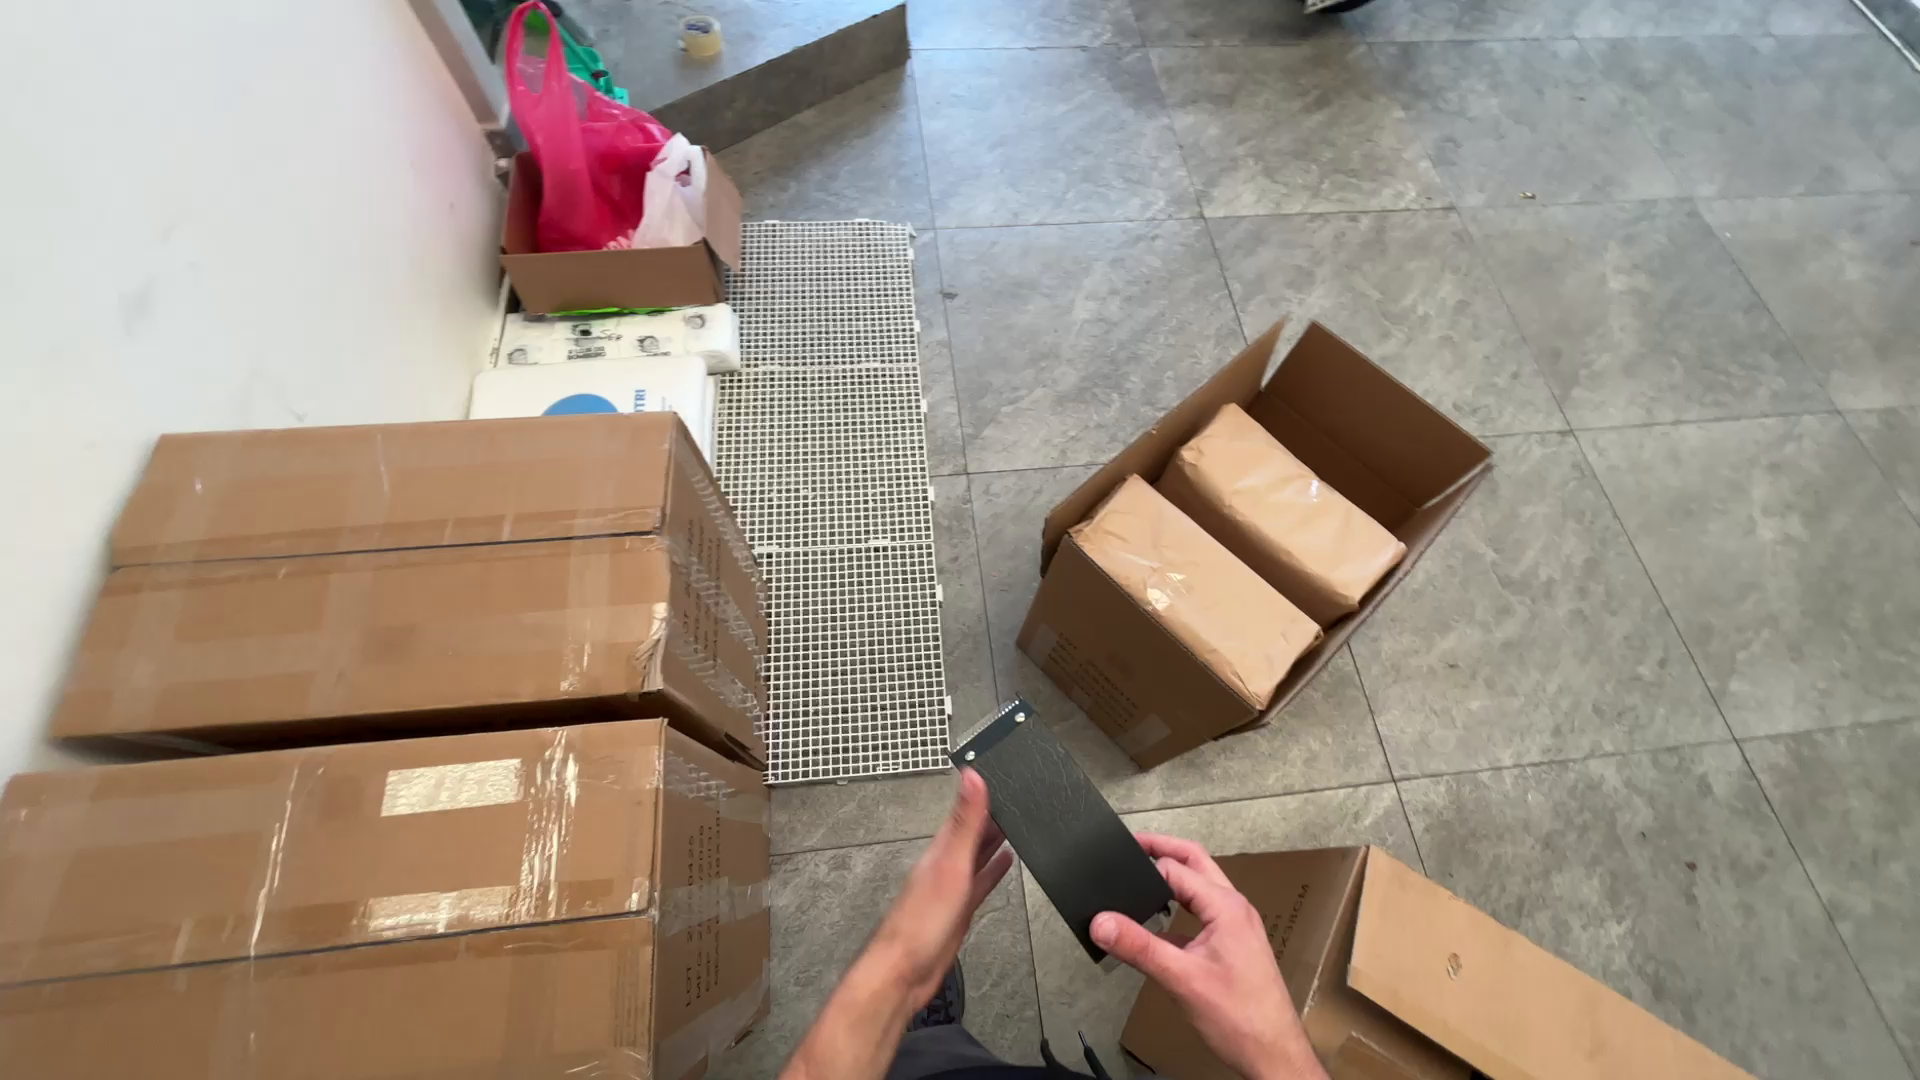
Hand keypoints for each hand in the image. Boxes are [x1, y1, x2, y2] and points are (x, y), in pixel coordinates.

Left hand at [779, 770, 1010, 1079]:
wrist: (905, 972)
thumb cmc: (920, 922)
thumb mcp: (949, 865)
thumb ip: (964, 822)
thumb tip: (970, 776)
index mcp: (943, 847)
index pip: (966, 810)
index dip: (983, 793)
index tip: (999, 773)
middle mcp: (946, 863)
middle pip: (973, 831)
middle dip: (993, 814)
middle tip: (1014, 796)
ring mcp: (953, 886)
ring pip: (978, 855)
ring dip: (994, 839)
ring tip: (1013, 823)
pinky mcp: (960, 908)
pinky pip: (981, 882)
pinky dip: (994, 870)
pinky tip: (1004, 863)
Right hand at [1091, 834, 1326, 1079]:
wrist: (1276, 1059)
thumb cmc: (1240, 1019)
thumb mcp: (1181, 979)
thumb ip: (1138, 947)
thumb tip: (1100, 922)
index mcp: (1225, 906)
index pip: (1175, 869)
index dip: (1144, 867)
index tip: (1114, 865)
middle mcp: (1234, 907)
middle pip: (1194, 861)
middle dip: (1163, 849)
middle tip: (1130, 844)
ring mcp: (1237, 925)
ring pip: (1200, 884)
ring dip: (1173, 875)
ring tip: (1141, 875)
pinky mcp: (1235, 943)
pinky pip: (1203, 910)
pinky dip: (1179, 904)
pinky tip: (1159, 923)